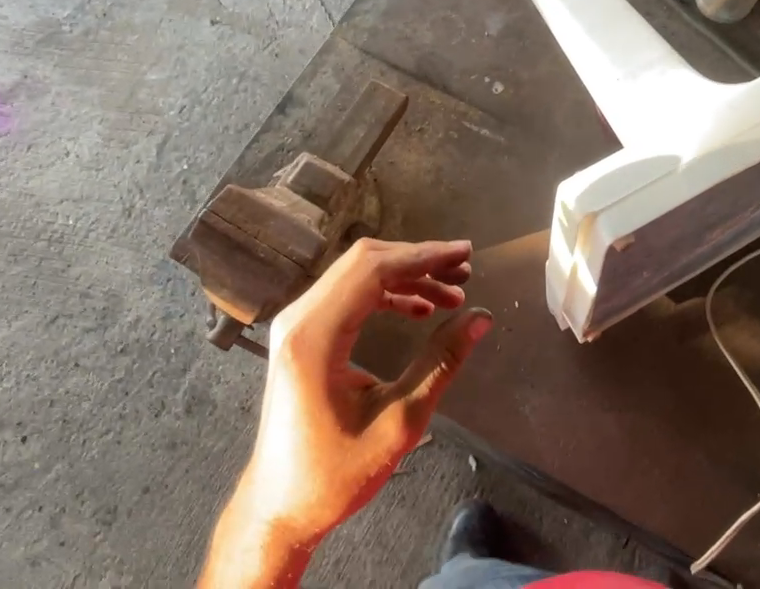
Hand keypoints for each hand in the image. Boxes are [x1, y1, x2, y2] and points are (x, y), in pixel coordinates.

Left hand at [200, 239, 491, 587]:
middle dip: (418, 260)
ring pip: (357, 274)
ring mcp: (296, 324)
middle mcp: (300, 318)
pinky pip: (348, 295)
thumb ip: (440, 362)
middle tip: (464, 268)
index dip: (423, 256)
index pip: (373, 270)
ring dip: (405, 276)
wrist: (279, 506)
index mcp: (315, 336)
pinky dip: (386, 293)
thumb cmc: (336, 474)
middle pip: (364, 263)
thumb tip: (480, 317)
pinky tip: (420, 309)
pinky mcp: (302, 334)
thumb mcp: (400, 422)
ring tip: (452, 291)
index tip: (464, 253)